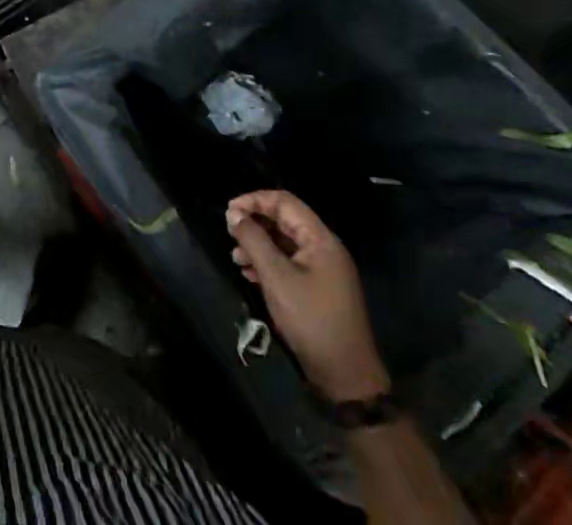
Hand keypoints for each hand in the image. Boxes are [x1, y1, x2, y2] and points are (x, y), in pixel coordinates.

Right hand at [226, 189, 389, 402]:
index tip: (228, 212)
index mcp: (320, 240)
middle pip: (284, 221)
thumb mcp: (276, 276)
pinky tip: (249, 274)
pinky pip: (287, 262)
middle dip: (254, 223)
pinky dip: (266, 262)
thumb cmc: (310, 317)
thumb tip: (233, 214)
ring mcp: (322, 269)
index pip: (285, 203)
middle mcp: (323, 248)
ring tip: (236, 258)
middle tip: (229, 234)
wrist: (343, 371)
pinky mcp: (316, 286)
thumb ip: (253, 240)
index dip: (254, 200)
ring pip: (283, 242)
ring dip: (257, 244)